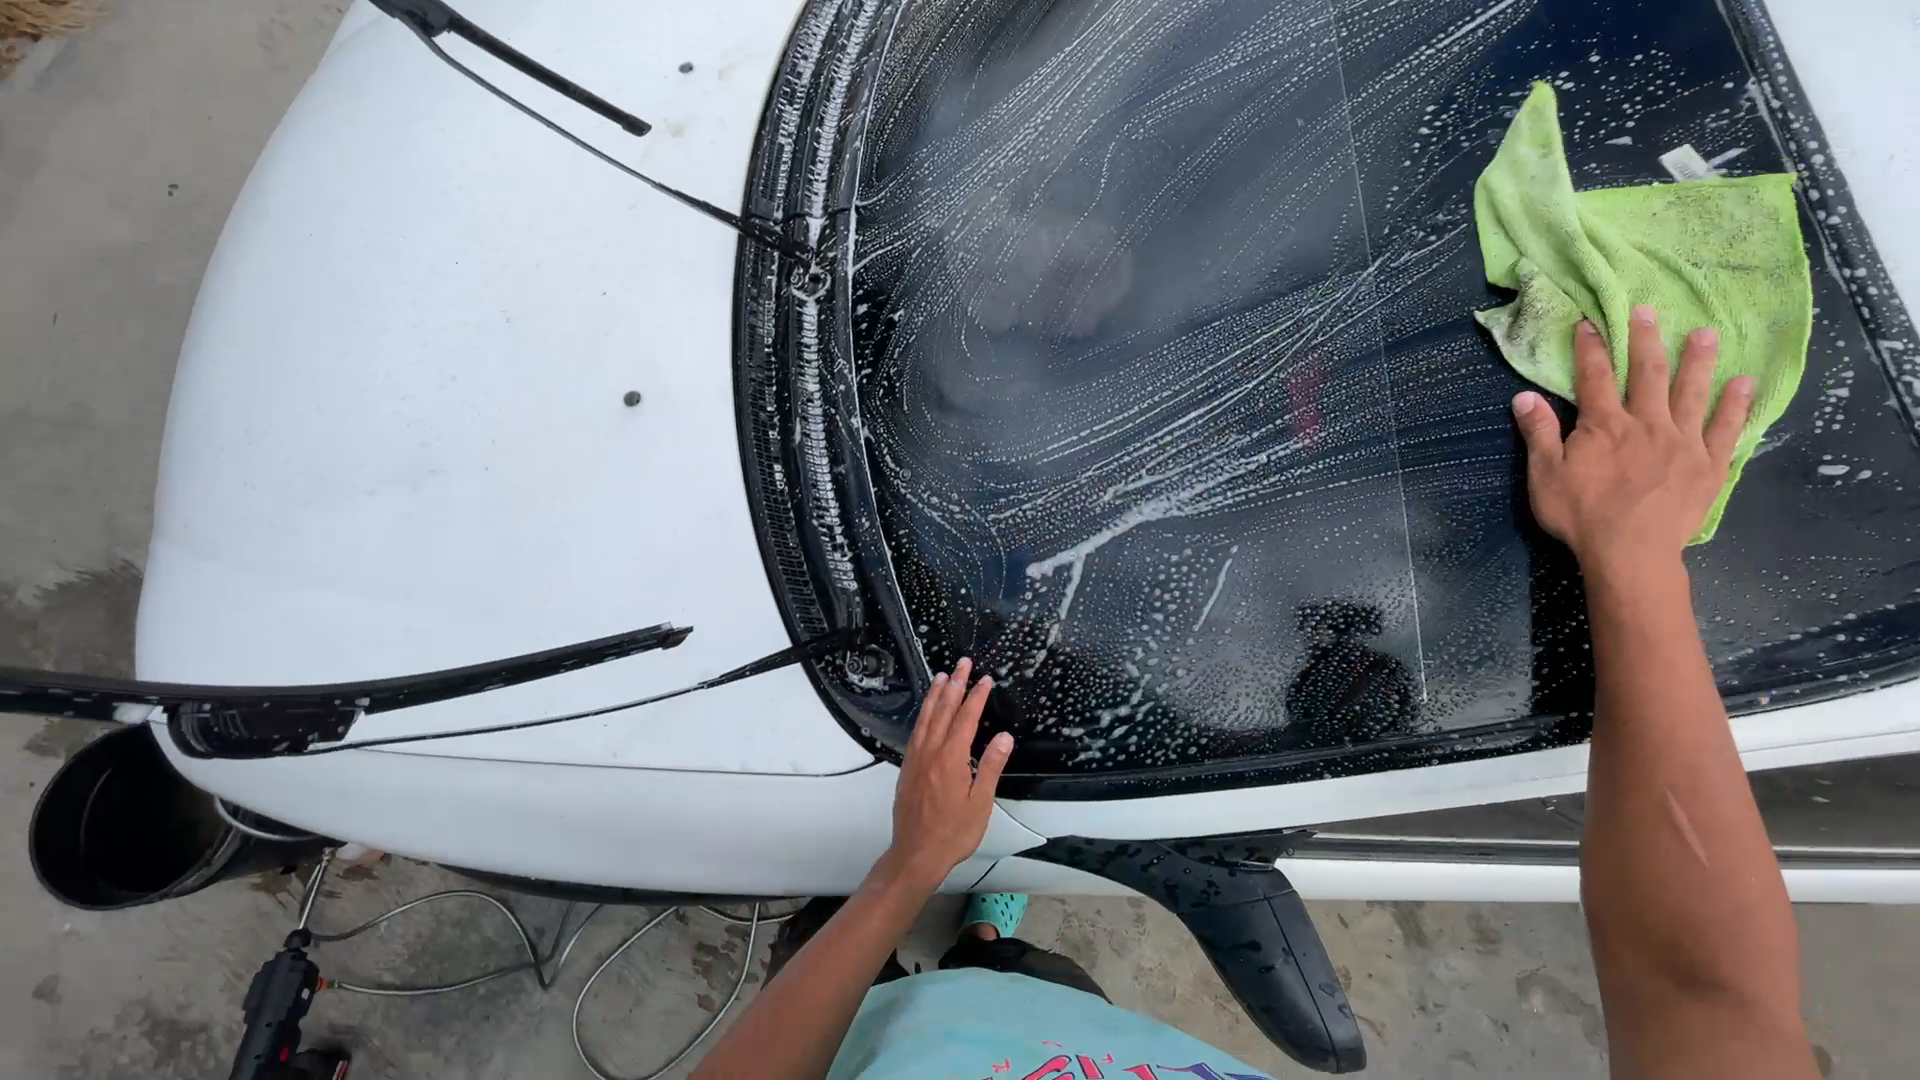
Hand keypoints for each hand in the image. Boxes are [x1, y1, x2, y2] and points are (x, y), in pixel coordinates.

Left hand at [879, 658, 1014, 890]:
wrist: (915, 854)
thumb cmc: (953, 833)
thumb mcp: (981, 803)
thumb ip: (991, 767)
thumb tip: (1004, 737)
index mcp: (950, 759)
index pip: (966, 718)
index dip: (976, 696)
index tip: (985, 679)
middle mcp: (930, 752)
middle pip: (944, 710)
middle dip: (955, 685)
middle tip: (962, 663)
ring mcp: (915, 758)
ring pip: (926, 717)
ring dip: (935, 695)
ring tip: (942, 675)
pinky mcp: (907, 767)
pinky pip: (916, 730)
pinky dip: (923, 714)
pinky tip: (927, 710)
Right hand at [1511, 306, 1754, 576]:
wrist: (1630, 551)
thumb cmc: (1579, 514)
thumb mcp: (1544, 474)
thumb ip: (1538, 433)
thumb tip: (1523, 397)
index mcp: (1603, 426)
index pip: (1594, 378)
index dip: (1591, 349)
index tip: (1591, 323)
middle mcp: (1646, 423)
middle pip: (1647, 374)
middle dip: (1645, 340)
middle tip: (1649, 311)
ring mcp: (1683, 441)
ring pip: (1692, 392)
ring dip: (1698, 360)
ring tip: (1705, 333)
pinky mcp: (1708, 463)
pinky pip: (1726, 427)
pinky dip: (1736, 404)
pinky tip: (1743, 384)